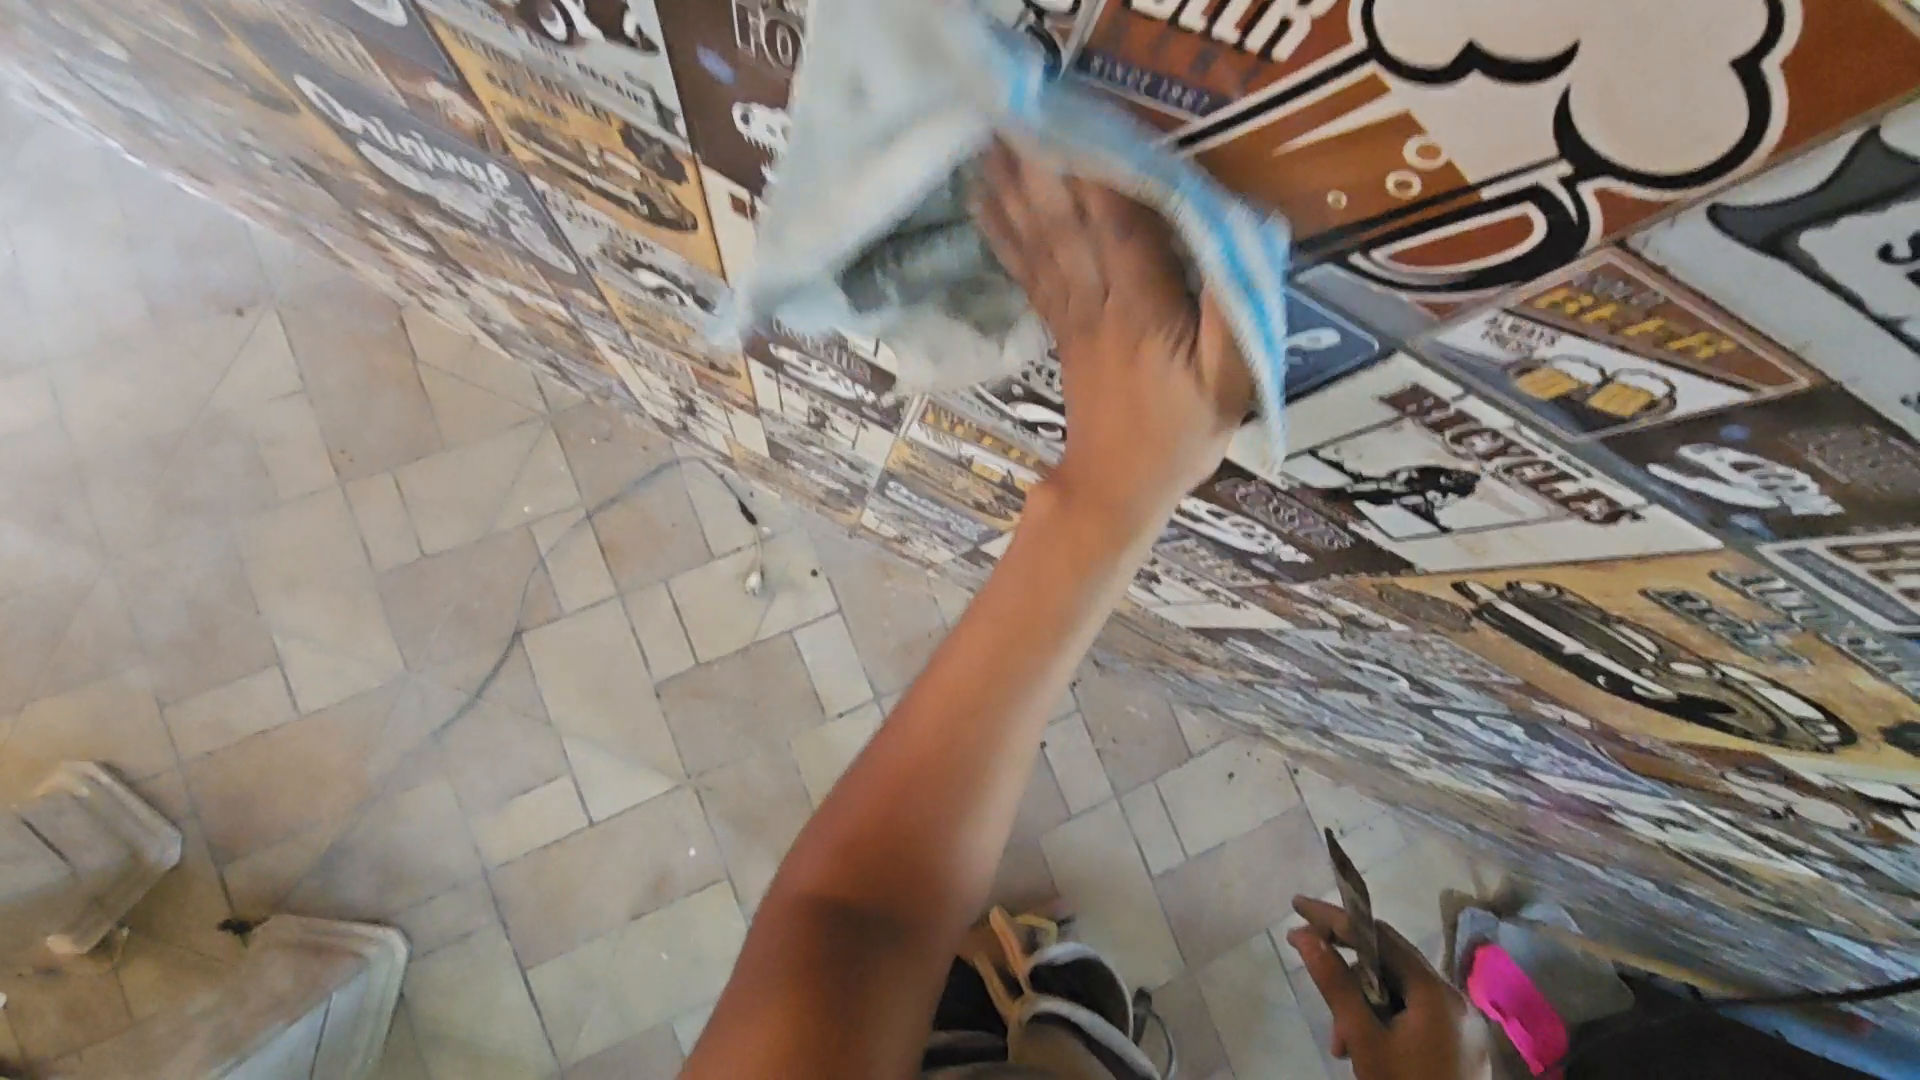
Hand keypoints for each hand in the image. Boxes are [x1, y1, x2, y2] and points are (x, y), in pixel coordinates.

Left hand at [972, 140, 1252, 537]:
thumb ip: (1234, 312)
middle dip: (1039, 169)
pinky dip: (1005, 237)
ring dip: (1011, 193)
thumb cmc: (1181, 437)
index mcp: (1144, 313)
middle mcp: (1098, 307)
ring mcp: (1071, 319)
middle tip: (1011, 116)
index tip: (1081, 119)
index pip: (1121, 229)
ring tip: (985, 144)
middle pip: (1066, 228)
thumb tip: (1246, 234)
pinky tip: (983, 205)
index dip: (1101, 173)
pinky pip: (1029, 276)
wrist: (1118, 486)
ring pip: (1039, 247)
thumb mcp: (1231, 384)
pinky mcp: (1059, 332)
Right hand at [1285, 896, 1492, 1079]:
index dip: (1336, 919)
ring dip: (1361, 1000)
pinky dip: (1382, 1016)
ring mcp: (1460, 1022)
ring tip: (1340, 1039)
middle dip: (1345, 964)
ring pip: (1398, 987)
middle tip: (1307, 959)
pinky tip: (1362, 1044)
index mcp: (1435, 992)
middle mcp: (1454, 998)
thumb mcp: (1364, 1040)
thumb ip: (1335, 984)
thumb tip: (1305, 936)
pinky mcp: (1458, 1043)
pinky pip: (1412, 1010)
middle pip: (1389, 959)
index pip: (1379, 935)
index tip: (1297, 907)